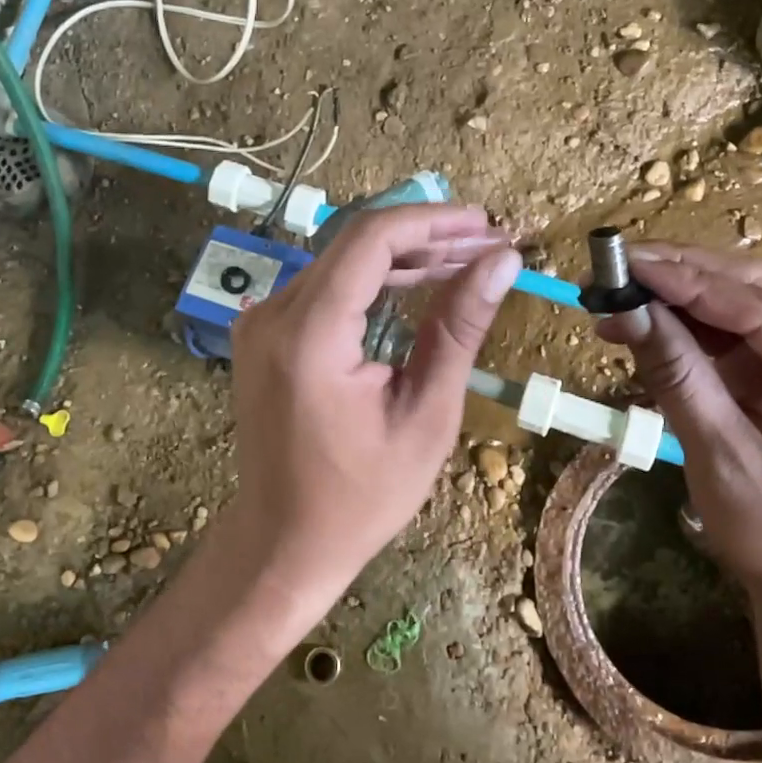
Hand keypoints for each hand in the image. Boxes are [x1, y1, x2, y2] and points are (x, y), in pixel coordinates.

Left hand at [226, 204, 521, 593]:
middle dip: (426, 237)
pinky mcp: (264, 333)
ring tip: (467, 261)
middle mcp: (273, 315)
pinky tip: (419, 284)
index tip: (486, 225)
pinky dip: (373, 280)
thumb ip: (458, 330)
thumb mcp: (425, 417)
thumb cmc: (361, 497)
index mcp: (308, 336)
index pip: (370, 240)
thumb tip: (501, 263)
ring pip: (340, 260)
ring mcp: (261, 322)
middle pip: (354, 243)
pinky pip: (325, 286)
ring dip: (403, 256)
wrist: (283, 541)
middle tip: (489, 246)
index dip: (431, 222)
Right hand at [596, 244, 761, 620]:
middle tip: (617, 268)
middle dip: (685, 275)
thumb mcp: (720, 458)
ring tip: (620, 291)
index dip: (694, 283)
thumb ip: (677, 376)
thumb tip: (625, 308)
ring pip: (751, 298)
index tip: (630, 265)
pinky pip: (745, 324)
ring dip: (684, 292)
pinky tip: (648, 316)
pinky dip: (694, 318)